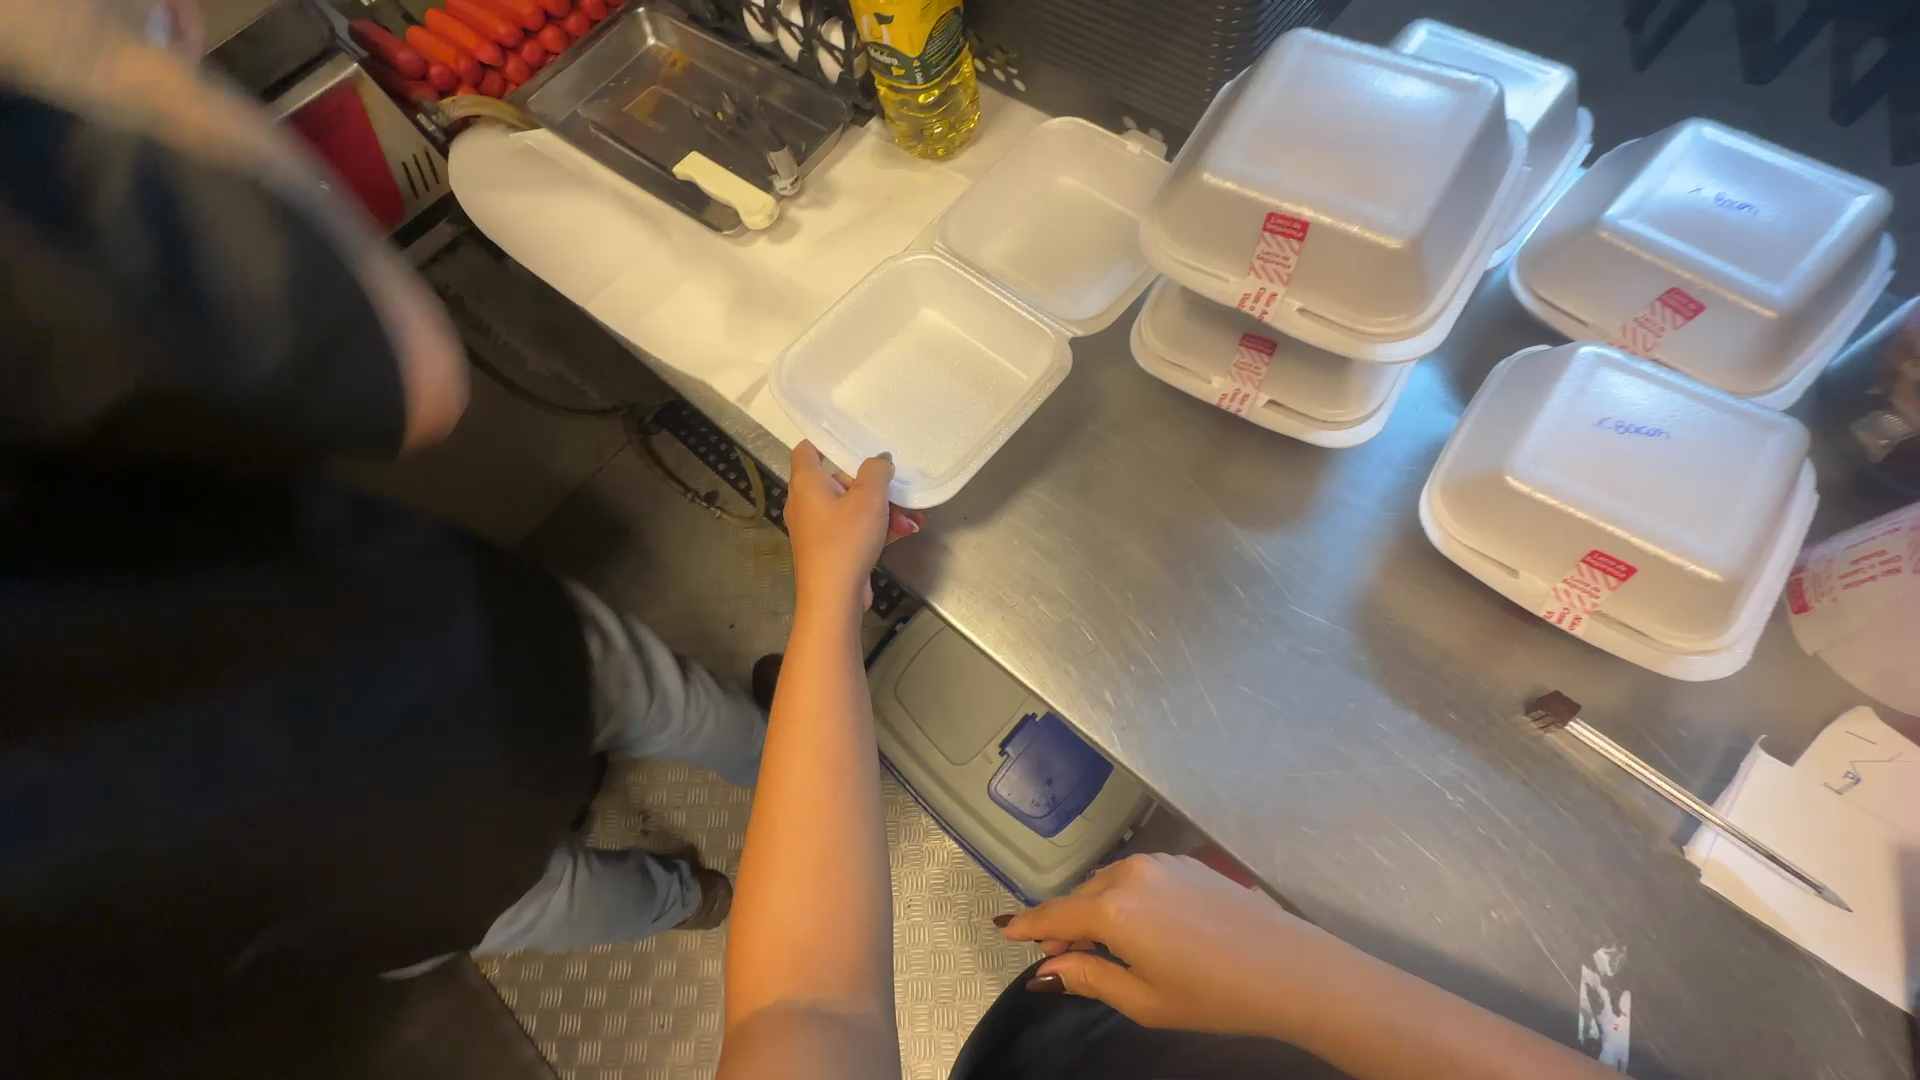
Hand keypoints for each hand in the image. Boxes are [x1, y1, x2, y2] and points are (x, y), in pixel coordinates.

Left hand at [785, 442, 923, 611]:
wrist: (833, 597)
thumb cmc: (846, 539)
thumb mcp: (869, 497)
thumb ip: (877, 471)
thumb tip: (879, 461)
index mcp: (807, 483)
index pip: (807, 450)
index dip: (826, 442)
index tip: (854, 444)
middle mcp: (806, 503)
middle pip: (841, 481)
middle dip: (875, 487)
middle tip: (900, 493)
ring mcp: (817, 528)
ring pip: (852, 508)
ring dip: (884, 510)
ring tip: (912, 519)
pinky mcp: (829, 549)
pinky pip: (854, 529)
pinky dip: (876, 529)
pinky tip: (905, 532)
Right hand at [996, 853, 1329, 1039]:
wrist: (1288, 967)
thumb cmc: (1212, 995)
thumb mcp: (1143, 1000)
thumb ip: (1087, 977)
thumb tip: (1045, 972)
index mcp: (1112, 909)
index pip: (1054, 915)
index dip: (1028, 925)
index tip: (1002, 928)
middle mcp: (1128, 872)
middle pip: (1080, 897)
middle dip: (1066, 925)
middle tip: (1063, 957)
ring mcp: (1157, 861)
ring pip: (1108, 883)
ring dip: (1096, 909)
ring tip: (1105, 946)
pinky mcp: (1181, 860)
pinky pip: (1135, 876)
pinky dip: (1123, 897)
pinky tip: (1143, 926)